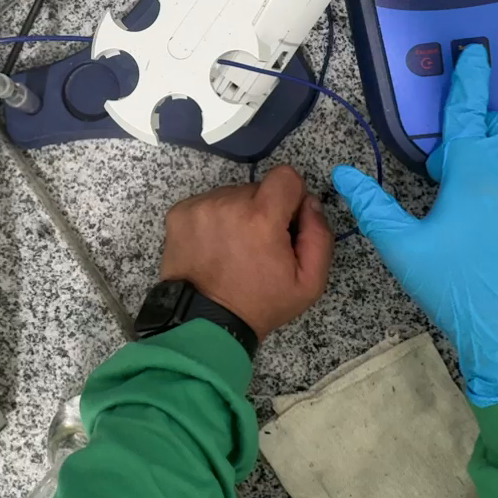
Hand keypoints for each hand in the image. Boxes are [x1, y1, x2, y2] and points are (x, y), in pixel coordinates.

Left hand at [159, 164, 332, 339]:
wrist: (205, 322)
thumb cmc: (260, 303)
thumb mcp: (309, 282)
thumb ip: (319, 236)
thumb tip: (310, 202)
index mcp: (261, 217)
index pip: (286, 176)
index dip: (291, 197)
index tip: (285, 222)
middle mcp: (228, 203)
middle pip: (257, 189)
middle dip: (262, 211)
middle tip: (257, 245)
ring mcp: (199, 206)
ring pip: (231, 196)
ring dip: (236, 215)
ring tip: (232, 249)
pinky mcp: (179, 212)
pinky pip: (206, 203)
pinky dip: (213, 220)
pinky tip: (213, 246)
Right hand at [332, 44, 497, 404]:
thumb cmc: (457, 286)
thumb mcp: (402, 245)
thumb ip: (372, 204)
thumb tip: (343, 174)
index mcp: (475, 171)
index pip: (467, 112)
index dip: (467, 81)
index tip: (473, 54)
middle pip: (493, 129)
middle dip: (468, 132)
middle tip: (440, 170)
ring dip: (484, 158)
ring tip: (457, 198)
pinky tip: (484, 220)